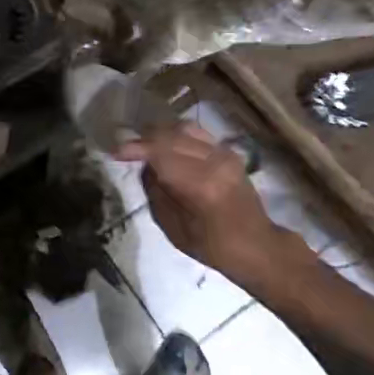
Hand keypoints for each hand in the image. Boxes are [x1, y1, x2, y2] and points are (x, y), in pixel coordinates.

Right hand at [116, 124, 316, 286]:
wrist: (257, 245)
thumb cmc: (212, 246)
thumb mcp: (173, 228)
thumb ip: (156, 192)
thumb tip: (145, 166)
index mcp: (200, 185)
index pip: (160, 153)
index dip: (135, 148)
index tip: (117, 152)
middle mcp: (213, 162)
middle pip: (170, 136)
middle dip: (144, 138)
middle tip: (126, 148)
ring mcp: (224, 154)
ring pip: (183, 128)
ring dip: (160, 133)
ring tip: (144, 143)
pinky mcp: (228, 152)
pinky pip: (197, 132)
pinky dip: (177, 133)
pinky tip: (166, 142)